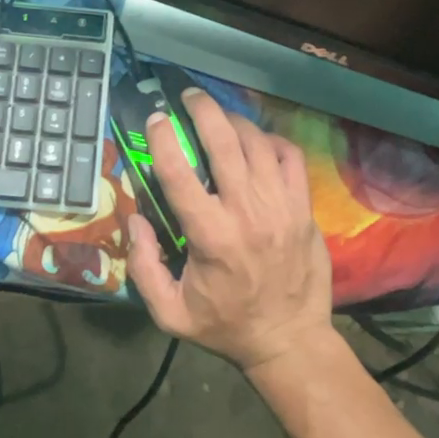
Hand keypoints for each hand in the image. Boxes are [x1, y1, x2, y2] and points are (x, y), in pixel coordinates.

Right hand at [126, 88, 332, 372]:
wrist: (290, 341)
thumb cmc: (225, 325)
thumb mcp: (170, 313)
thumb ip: (143, 266)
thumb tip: (135, 219)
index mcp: (211, 237)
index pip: (180, 174)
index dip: (163, 139)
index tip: (156, 117)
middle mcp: (247, 213)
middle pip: (224, 143)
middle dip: (203, 110)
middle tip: (189, 96)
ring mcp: (281, 206)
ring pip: (257, 143)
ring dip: (235, 121)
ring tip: (219, 115)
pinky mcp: (304, 208)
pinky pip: (290, 157)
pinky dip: (272, 140)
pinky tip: (257, 141)